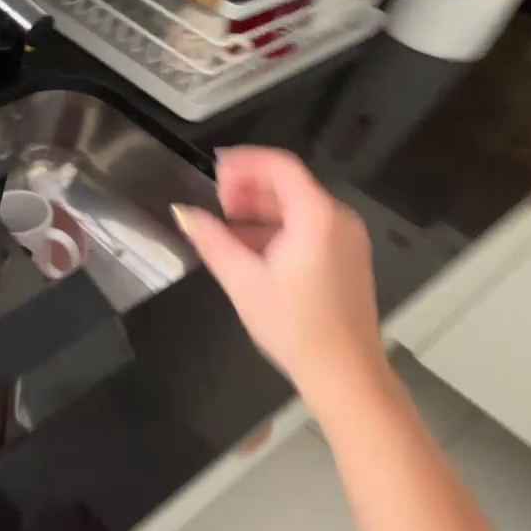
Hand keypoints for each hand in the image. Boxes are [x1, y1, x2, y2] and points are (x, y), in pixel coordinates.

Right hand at [172, 147, 386, 401]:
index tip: (213, 167)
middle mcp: (338, 219)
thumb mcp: (242, 281)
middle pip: (290, 185)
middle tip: (214, 202)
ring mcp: (346, 239)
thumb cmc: (293, 325)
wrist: (342, 370)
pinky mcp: (345, 258)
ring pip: (297, 208)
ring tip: (225, 228)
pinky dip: (277, 229)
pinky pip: (308, 228)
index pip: (281, 167)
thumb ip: (212, 241)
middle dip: (249, 188)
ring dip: (260, 211)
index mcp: (316, 217)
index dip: (245, 161)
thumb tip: (184, 214)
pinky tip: (249, 250)